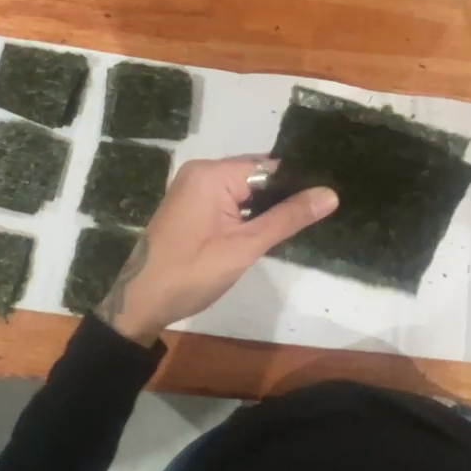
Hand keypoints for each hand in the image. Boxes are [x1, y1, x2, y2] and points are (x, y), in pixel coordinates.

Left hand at [97, 156, 337, 345]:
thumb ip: (287, 218)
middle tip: (319, 214)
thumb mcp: (244, 247)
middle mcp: (201, 171)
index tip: (326, 198)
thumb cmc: (191, 274)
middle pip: (257, 174)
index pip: (268, 167)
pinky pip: (229, 197)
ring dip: (266, 205)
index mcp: (211, 174)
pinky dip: (248, 211)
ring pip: (245, 188)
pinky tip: (267, 228)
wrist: (140, 303)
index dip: (297, 183)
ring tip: (300, 221)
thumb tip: (330, 194)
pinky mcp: (191, 204)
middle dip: (283, 194)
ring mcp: (193, 187)